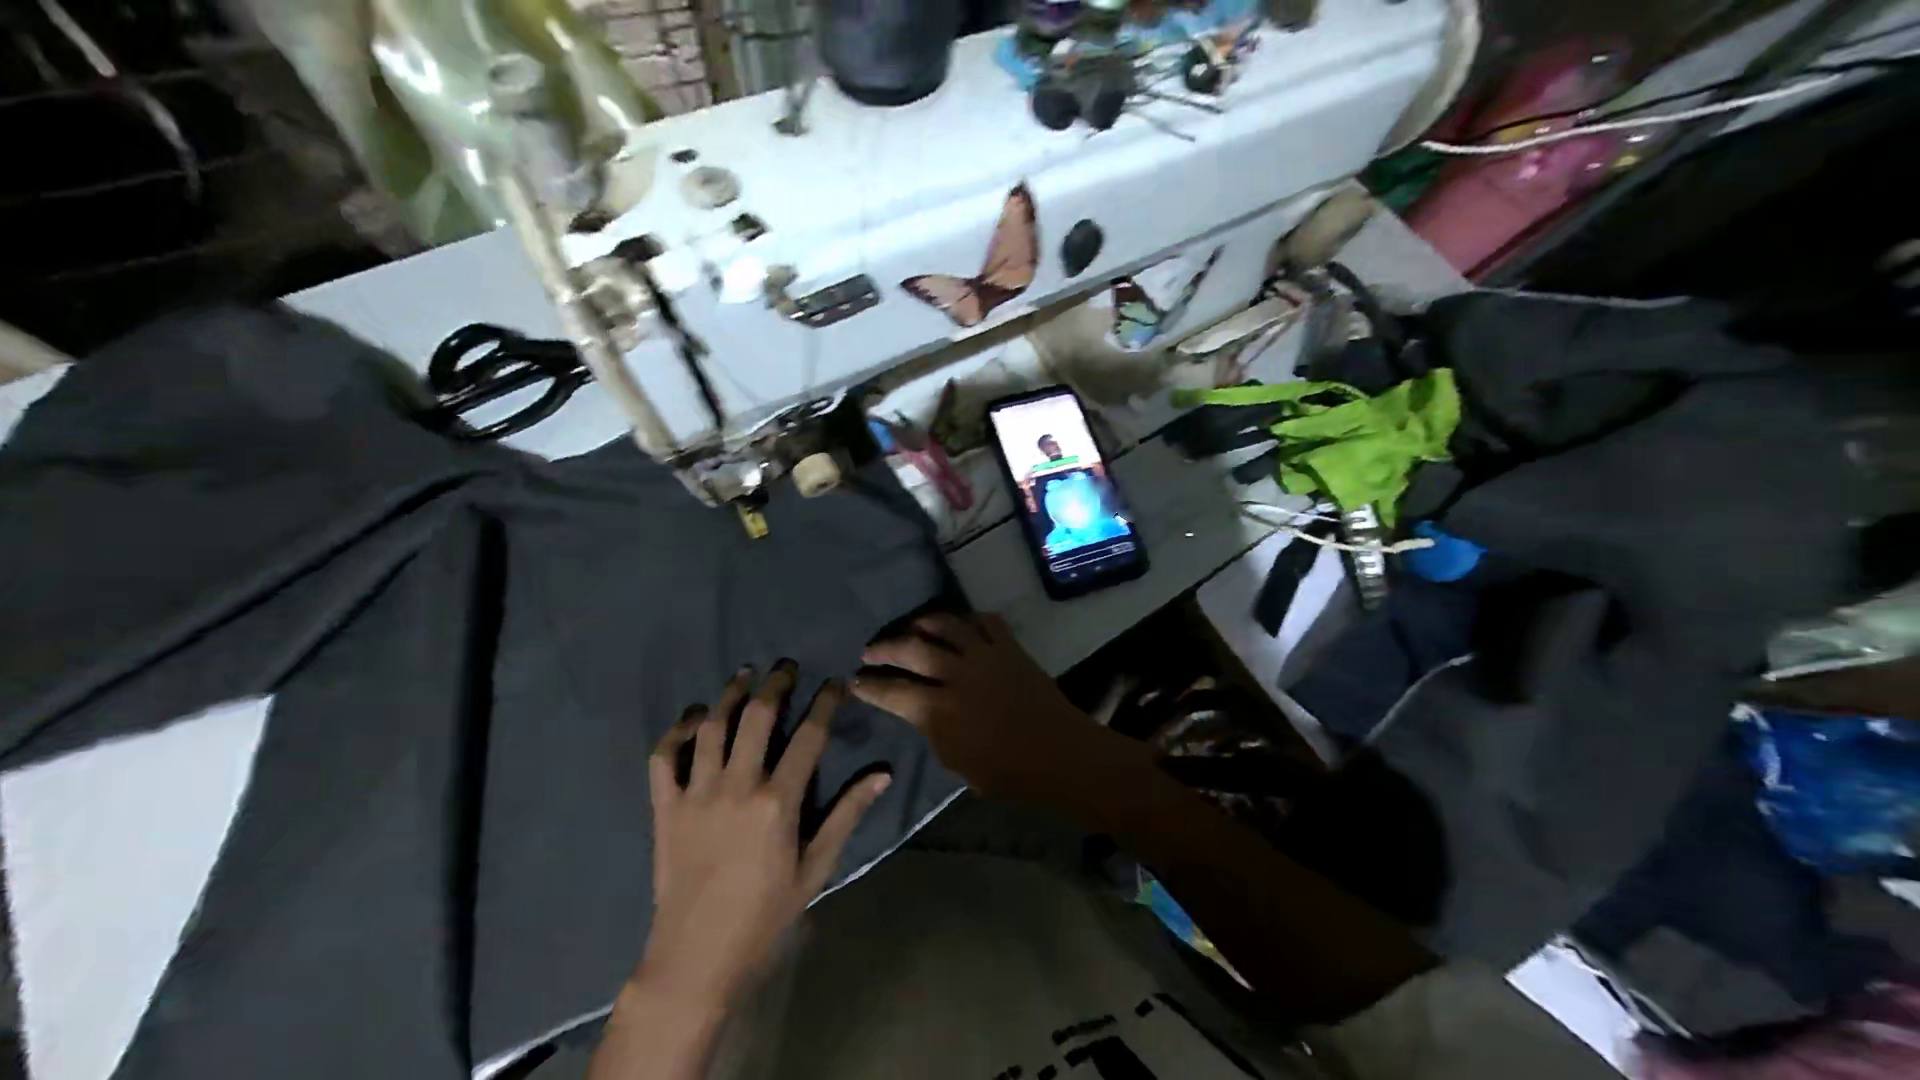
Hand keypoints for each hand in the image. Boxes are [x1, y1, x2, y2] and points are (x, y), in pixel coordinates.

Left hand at [638, 663, 890, 1007]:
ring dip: (730, 694)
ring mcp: (696, 792)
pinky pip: (665, 757)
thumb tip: (882, 774)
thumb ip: (847, 814)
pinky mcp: (665, 806)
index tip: (835, 683)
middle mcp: (737, 784)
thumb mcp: (816, 867)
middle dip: (776, 684)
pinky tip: (692, 717)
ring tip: (745, 674)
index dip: (825, 703)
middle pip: (758, 717)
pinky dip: (676, 731)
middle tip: (786, 667)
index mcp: (778, 800)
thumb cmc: (766, 913)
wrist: (698, 955)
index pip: (809, 735)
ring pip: (712, 726)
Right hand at [853, 613, 1114, 805]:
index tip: (854, 681)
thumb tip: (920, 710)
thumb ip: (932, 731)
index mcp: (939, 710)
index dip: (868, 686)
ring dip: (921, 623)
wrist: (1060, 753)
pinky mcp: (1009, 647)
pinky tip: (958, 624)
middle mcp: (956, 675)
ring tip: (911, 627)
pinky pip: (984, 621)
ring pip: (944, 624)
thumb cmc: (1008, 772)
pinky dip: (968, 618)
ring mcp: (984, 655)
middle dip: (884, 648)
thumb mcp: (956, 762)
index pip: (891, 691)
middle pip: (910, 649)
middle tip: (870, 651)